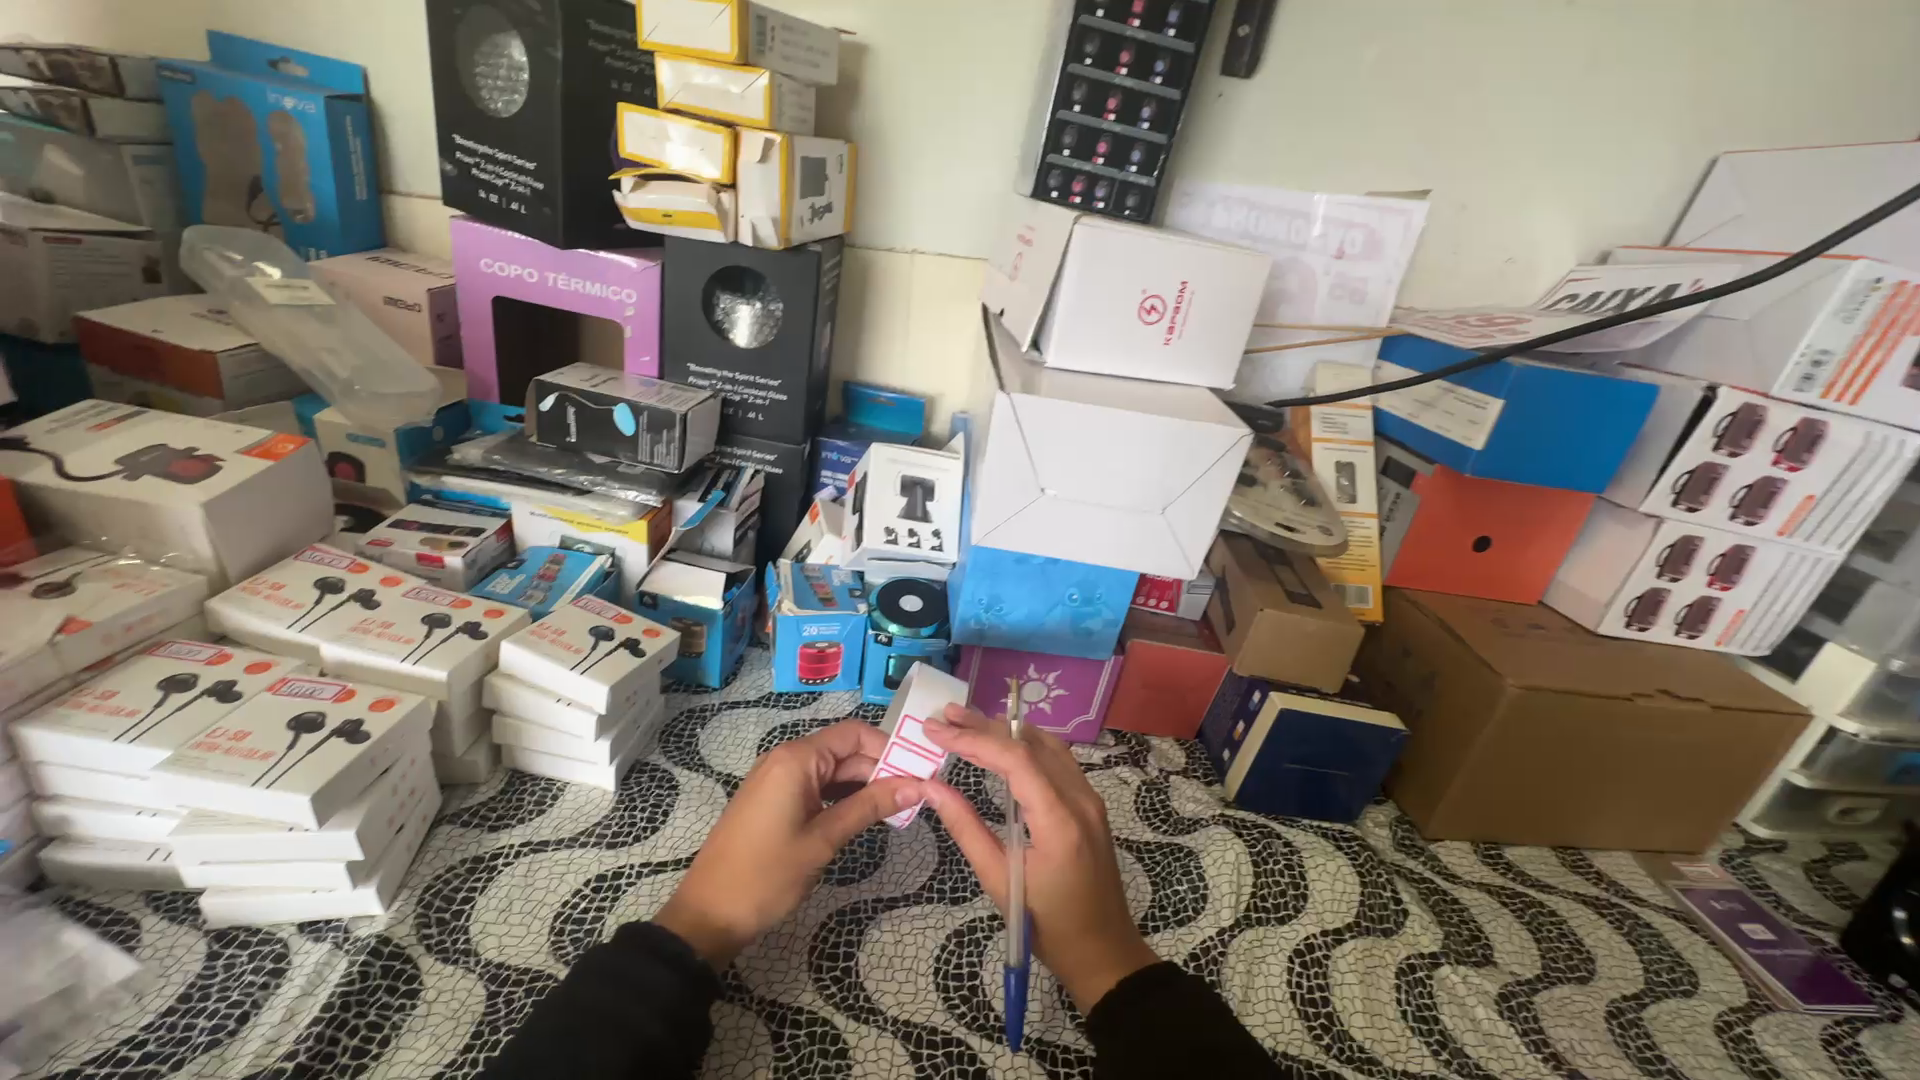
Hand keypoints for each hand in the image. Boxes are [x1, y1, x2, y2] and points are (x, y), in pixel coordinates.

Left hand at [655, 720, 923, 967]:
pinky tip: (865, 815)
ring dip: (864, 785)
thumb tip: (916, 785)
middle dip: (881, 769)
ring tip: (899, 807)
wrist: (707, 916)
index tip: (920, 771)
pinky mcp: (774, 801)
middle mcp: (786, 759)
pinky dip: (842, 796)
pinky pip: (816, 786)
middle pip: (845, 751)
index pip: (854, 734)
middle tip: (918, 795)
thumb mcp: (824, 839)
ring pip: (832, 770)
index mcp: (796, 759)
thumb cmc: (766, 875)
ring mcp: (778, 780)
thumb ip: (870, 807)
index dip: (889, 747)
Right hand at [920, 705, 1159, 1012]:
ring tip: (966, 720)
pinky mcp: (1090, 803)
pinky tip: (1003, 742)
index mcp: (1059, 820)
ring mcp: (1090, 799)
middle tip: (944, 715)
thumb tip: (931, 787)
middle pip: (1031, 744)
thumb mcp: (998, 880)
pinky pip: (1058, 759)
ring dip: (1007, 729)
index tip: (936, 729)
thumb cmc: (1047, 926)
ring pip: (1048, 745)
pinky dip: (1026, 743)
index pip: (1015, 759)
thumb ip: (966, 828)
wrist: (1104, 952)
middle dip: (985, 725)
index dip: (973, 739)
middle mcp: (1081, 799)